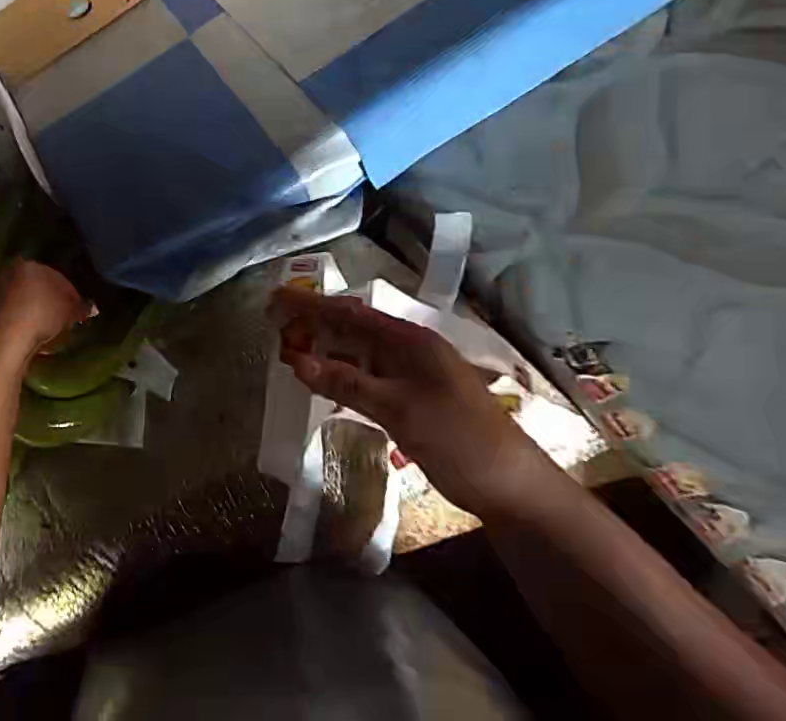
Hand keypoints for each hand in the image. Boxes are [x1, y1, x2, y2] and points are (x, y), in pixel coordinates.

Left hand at [0, 260, 89, 358]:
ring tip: (52, 324)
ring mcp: (0, 291)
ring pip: (28, 298)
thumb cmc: (42, 314)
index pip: (59, 277)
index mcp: (32, 265)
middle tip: (67, 315)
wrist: (8, 338)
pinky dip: (27, 317)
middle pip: (41, 286)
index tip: (80, 307)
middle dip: (54, 299)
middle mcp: (14, 273)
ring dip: (40, 308)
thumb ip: (82, 306)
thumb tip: (91, 307)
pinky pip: (18, 310)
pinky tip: (35, 329)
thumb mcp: (69, 310)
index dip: (72, 293)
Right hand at [269, 286, 553, 516]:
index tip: (275, 299)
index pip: (350, 313)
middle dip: (314, 324)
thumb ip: (347, 383)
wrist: (511, 486)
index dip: (311, 305)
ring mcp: (413, 373)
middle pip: (353, 327)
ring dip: (327, 349)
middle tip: (275, 325)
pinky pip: (369, 376)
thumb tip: (298, 361)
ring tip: (290, 350)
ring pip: (360, 352)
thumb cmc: (458, 440)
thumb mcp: (399, 410)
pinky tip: (325, 382)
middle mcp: (410, 349)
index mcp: (409, 340)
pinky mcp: (414, 397)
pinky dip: (343, 375)